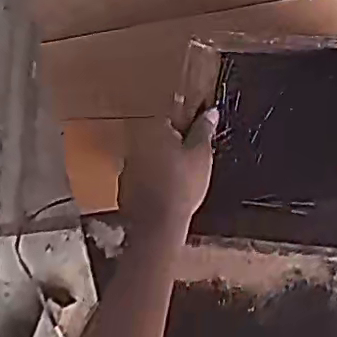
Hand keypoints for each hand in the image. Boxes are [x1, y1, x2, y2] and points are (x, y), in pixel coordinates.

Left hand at [117, 107, 217, 243]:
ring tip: (183, 173)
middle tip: (194, 152)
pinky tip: (169, 188)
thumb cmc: (182, 184)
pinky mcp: (125, 184)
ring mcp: (128, 163)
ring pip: (150, 153)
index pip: (172, 112)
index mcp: (155, 126)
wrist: (156, 225)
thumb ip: (204, 130)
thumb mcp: (202, 154)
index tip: (200, 128)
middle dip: (175, 139)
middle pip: (159, 132)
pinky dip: (155, 176)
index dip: (188, 119)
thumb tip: (211, 112)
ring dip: (164, 158)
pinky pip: (144, 173)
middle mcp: (136, 140)